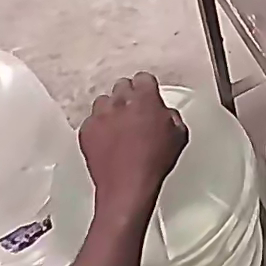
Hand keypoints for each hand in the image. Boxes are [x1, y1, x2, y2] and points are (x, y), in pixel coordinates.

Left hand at [79, 73, 187, 228]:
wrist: (127, 187)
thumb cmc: (153, 163)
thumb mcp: (178, 136)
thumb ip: (171, 116)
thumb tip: (165, 114)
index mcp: (145, 99)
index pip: (143, 78)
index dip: (147, 88)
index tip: (147, 95)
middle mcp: (120, 101)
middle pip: (122, 86)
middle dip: (128, 97)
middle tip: (134, 113)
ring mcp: (100, 115)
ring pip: (104, 102)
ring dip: (111, 110)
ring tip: (119, 128)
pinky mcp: (86, 130)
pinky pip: (91, 121)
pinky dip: (98, 127)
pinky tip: (108, 141)